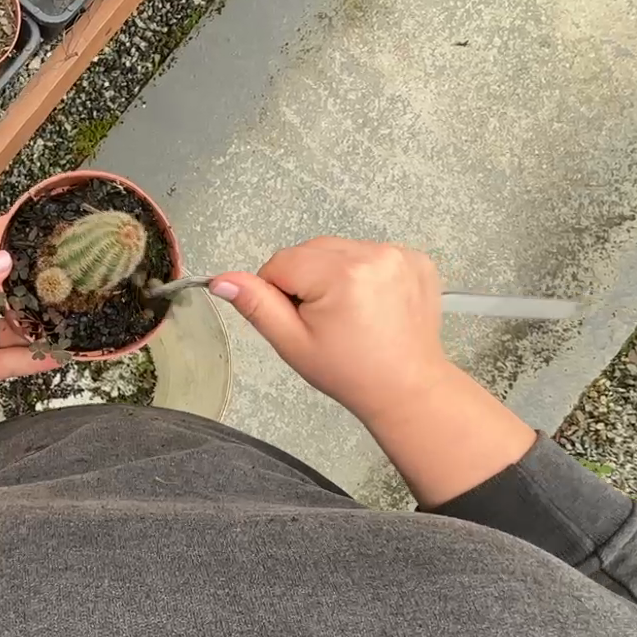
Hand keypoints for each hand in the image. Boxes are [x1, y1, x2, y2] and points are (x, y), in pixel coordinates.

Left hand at [0, 216, 57, 499]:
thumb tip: (4, 256)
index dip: (3, 230)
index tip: (36, 220)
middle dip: (29, 273)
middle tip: (66, 265)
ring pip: (12, 320)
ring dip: (37, 317)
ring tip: (71, 307)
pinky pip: (14, 355)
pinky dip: (35, 355)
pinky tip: (62, 352)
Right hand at [210, 236, 534, 504]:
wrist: (406, 387)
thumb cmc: (347, 371)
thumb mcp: (291, 343)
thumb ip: (255, 305)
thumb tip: (221, 280)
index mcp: (341, 275)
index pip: (280, 262)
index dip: (278, 292)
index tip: (299, 320)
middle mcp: (373, 255)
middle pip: (308, 250)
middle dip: (304, 279)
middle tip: (320, 319)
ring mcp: (399, 254)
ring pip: (335, 250)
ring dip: (330, 274)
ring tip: (346, 311)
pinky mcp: (415, 258)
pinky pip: (365, 253)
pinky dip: (358, 273)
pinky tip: (367, 303)